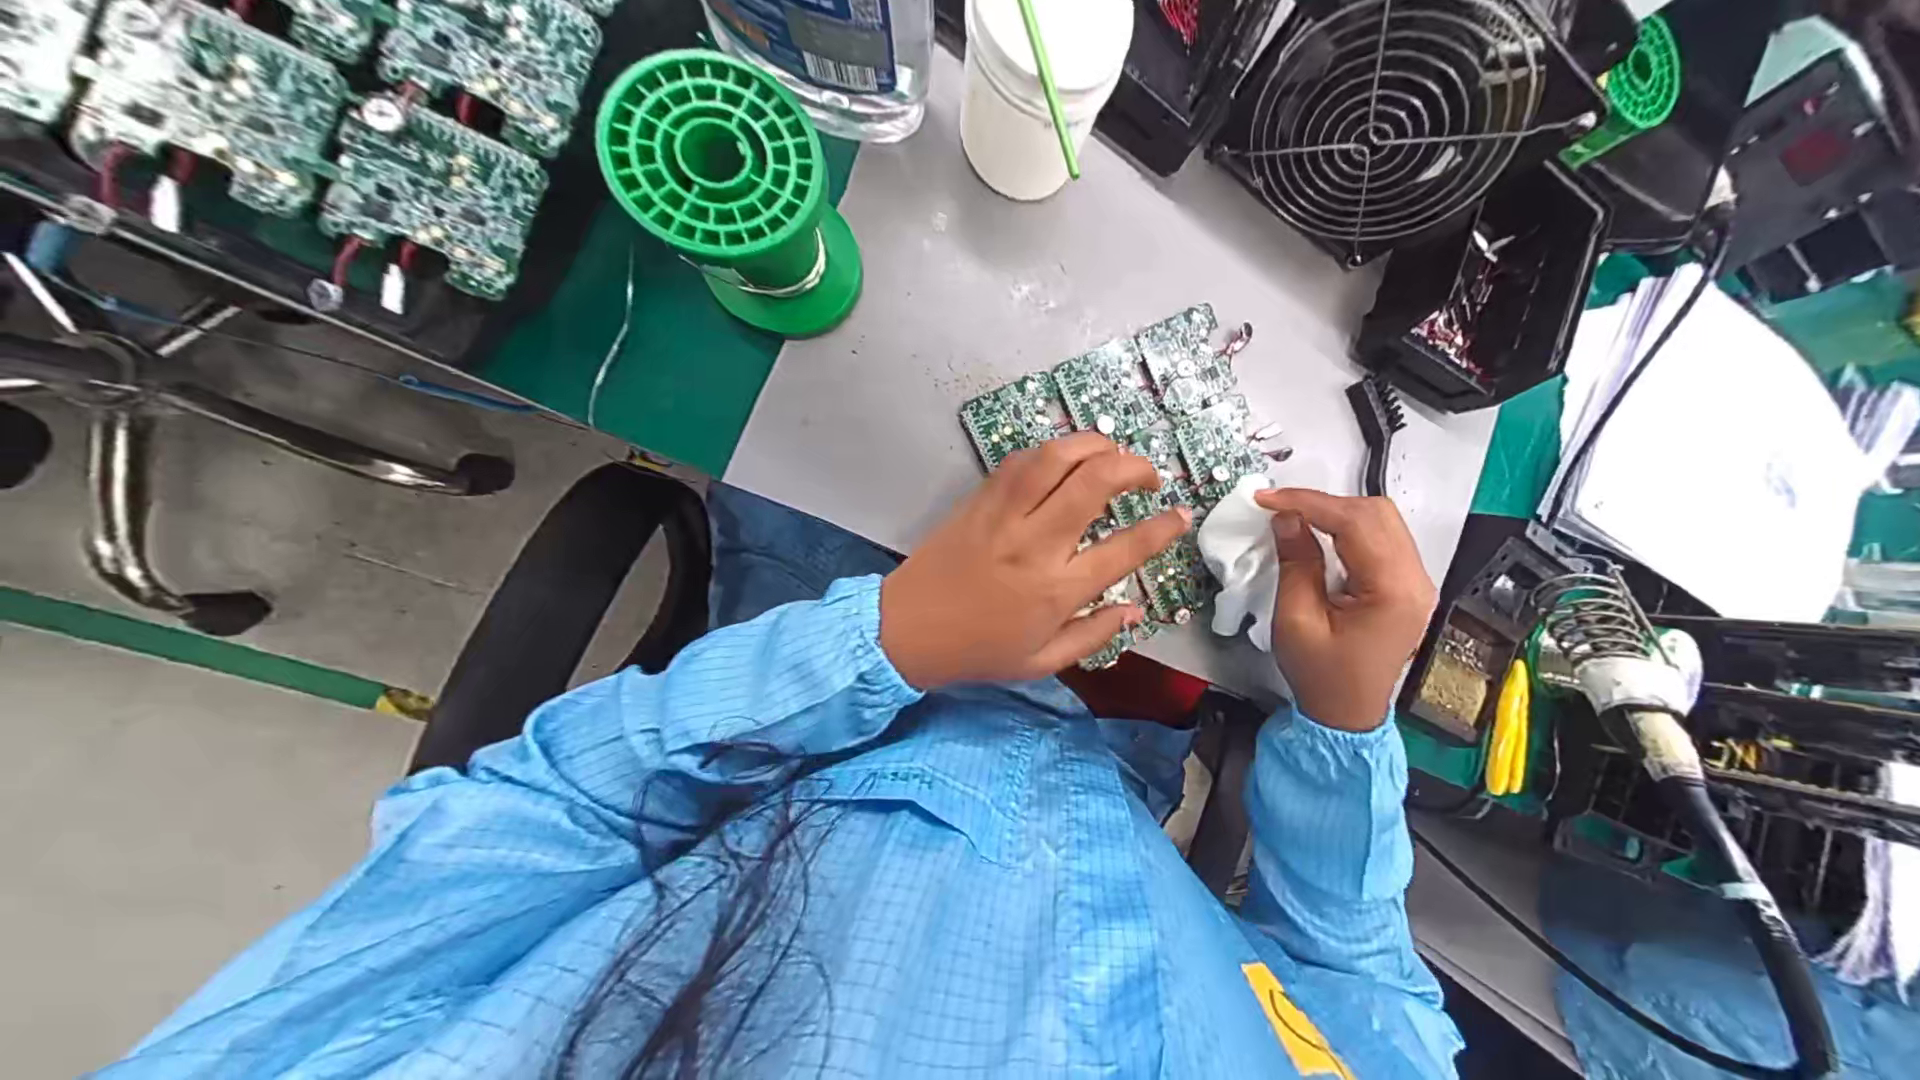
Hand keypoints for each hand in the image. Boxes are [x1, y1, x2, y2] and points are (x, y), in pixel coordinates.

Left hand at [880, 433, 1191, 688]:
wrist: (905, 629)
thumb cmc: (977, 651)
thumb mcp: (1042, 661)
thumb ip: (1094, 635)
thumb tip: (1135, 609)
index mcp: (1056, 590)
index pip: (1125, 548)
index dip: (1162, 528)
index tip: (1179, 517)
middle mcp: (1035, 544)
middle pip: (1096, 483)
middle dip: (1135, 468)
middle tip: (1148, 477)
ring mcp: (1004, 516)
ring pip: (1056, 458)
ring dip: (1094, 445)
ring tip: (1112, 454)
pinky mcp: (979, 501)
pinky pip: (1020, 461)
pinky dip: (1051, 451)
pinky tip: (1065, 459)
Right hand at [1254, 488, 1436, 731]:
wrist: (1347, 714)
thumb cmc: (1320, 674)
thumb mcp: (1295, 620)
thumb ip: (1295, 564)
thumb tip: (1286, 518)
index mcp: (1392, 591)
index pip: (1355, 523)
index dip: (1308, 502)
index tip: (1267, 498)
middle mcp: (1415, 579)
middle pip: (1376, 513)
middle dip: (1323, 502)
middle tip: (1278, 507)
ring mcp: (1415, 581)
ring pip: (1381, 520)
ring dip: (1335, 511)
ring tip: (1294, 516)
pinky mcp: (1404, 584)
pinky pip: (1380, 537)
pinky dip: (1346, 526)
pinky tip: (1317, 531)